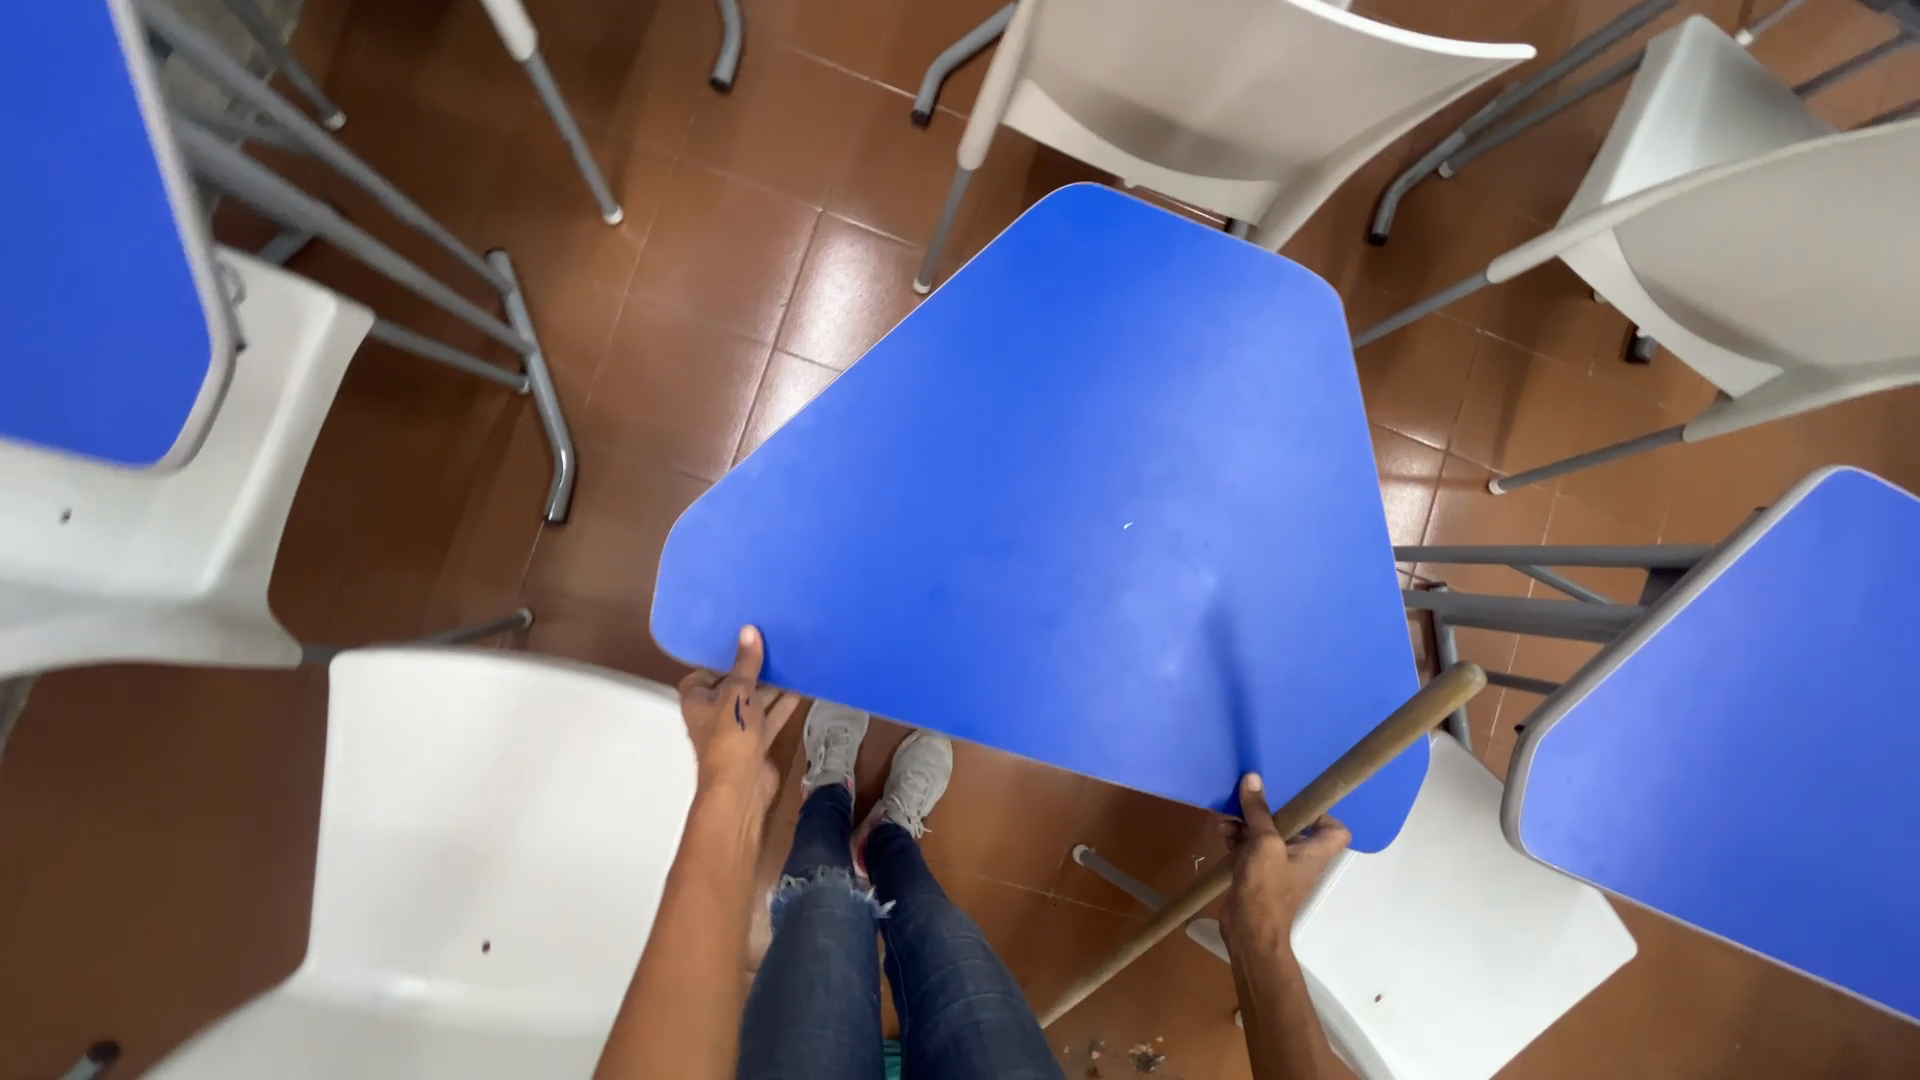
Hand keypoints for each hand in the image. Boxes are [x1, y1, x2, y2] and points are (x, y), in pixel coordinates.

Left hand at [676, 626, 801, 812]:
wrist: (742, 786)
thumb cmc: (730, 736)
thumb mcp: (738, 693)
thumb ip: (746, 663)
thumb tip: (749, 630)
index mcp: (698, 699)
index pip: (706, 670)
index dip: (723, 656)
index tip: (744, 638)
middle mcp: (714, 712)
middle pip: (734, 684)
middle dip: (754, 668)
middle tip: (775, 642)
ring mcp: (736, 728)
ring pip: (755, 700)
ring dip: (773, 685)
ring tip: (793, 660)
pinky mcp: (756, 740)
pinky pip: (771, 716)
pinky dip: (784, 704)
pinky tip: (802, 687)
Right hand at [1219, 774, 1350, 954]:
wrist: (1249, 930)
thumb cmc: (1267, 887)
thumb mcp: (1264, 843)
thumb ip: (1258, 811)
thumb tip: (1252, 778)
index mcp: (1315, 851)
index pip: (1335, 829)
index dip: (1321, 813)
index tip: (1294, 800)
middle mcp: (1301, 856)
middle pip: (1292, 824)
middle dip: (1267, 811)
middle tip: (1250, 801)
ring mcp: (1279, 865)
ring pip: (1266, 833)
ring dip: (1246, 823)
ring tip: (1227, 820)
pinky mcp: (1258, 872)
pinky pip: (1251, 846)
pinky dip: (1238, 837)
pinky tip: (1223, 834)